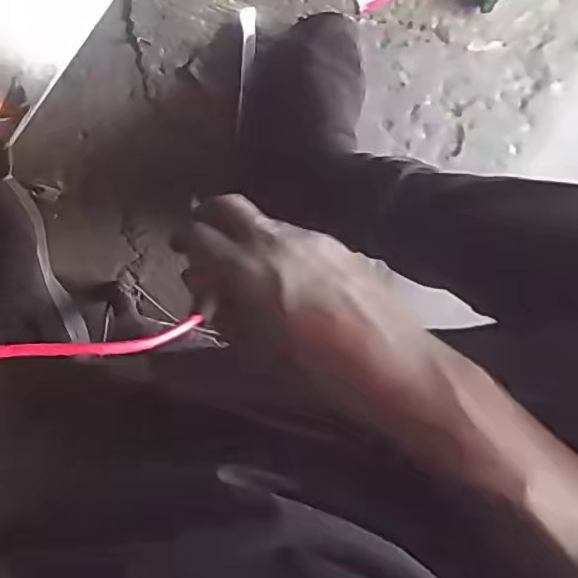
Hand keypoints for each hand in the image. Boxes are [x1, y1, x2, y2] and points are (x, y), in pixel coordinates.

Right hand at [176, 196, 488, 467]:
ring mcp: (309, 237)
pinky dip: (274, 245)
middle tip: (203, 244)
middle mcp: (276, 240)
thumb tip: (211, 297)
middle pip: (227, 205)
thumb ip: (224, 315)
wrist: (394, 365)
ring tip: (247, 272)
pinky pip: (291, 234)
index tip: (184, 259)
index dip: (184, 244)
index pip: (199, 235)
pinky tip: (285, 279)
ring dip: (243, 235)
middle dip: (208, 218)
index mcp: (248, 268)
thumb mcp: (254, 351)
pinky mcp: (335, 244)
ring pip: (262, 220)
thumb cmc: (316, 371)